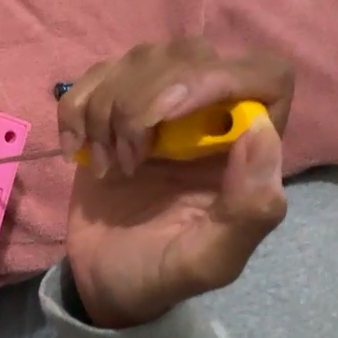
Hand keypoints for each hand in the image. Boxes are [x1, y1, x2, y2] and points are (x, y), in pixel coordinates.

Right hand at [59, 40, 293, 328]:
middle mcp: (209, 115)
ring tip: (106, 166)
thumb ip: (249, 208)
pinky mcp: (110, 109)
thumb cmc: (162, 272)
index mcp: (248, 147)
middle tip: (127, 160)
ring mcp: (157, 107)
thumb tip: (261, 131)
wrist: (103, 281)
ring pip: (139, 59)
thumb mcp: (212, 260)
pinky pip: (92, 77)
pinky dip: (76, 111)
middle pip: (189, 56)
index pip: (261, 75)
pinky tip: (77, 150)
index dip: (218, 78)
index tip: (168, 115)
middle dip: (145, 100)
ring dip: (108, 111)